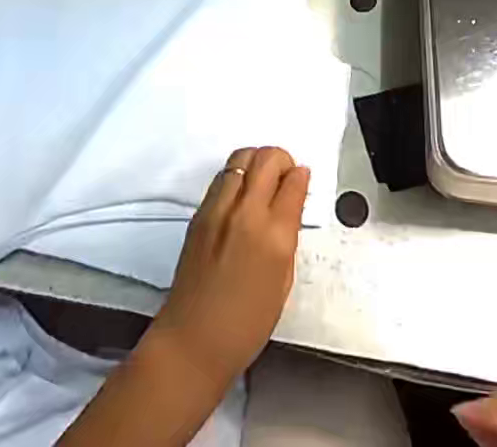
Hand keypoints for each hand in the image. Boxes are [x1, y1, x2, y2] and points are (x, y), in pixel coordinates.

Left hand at [144, 146, 309, 385]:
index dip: (302, 176)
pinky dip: (236, 175)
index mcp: (274, 235)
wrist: (193, 339)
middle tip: (285, 175)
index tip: (302, 178)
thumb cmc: (244, 323)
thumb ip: (287, 236)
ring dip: (257, 162)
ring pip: (241, 157)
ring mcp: (219, 210)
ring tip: (262, 180)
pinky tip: (241, 194)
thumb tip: (290, 207)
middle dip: (282, 160)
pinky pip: (222, 177)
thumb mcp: (283, 280)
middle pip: (267, 157)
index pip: (294, 182)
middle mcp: (246, 213)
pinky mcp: (199, 213)